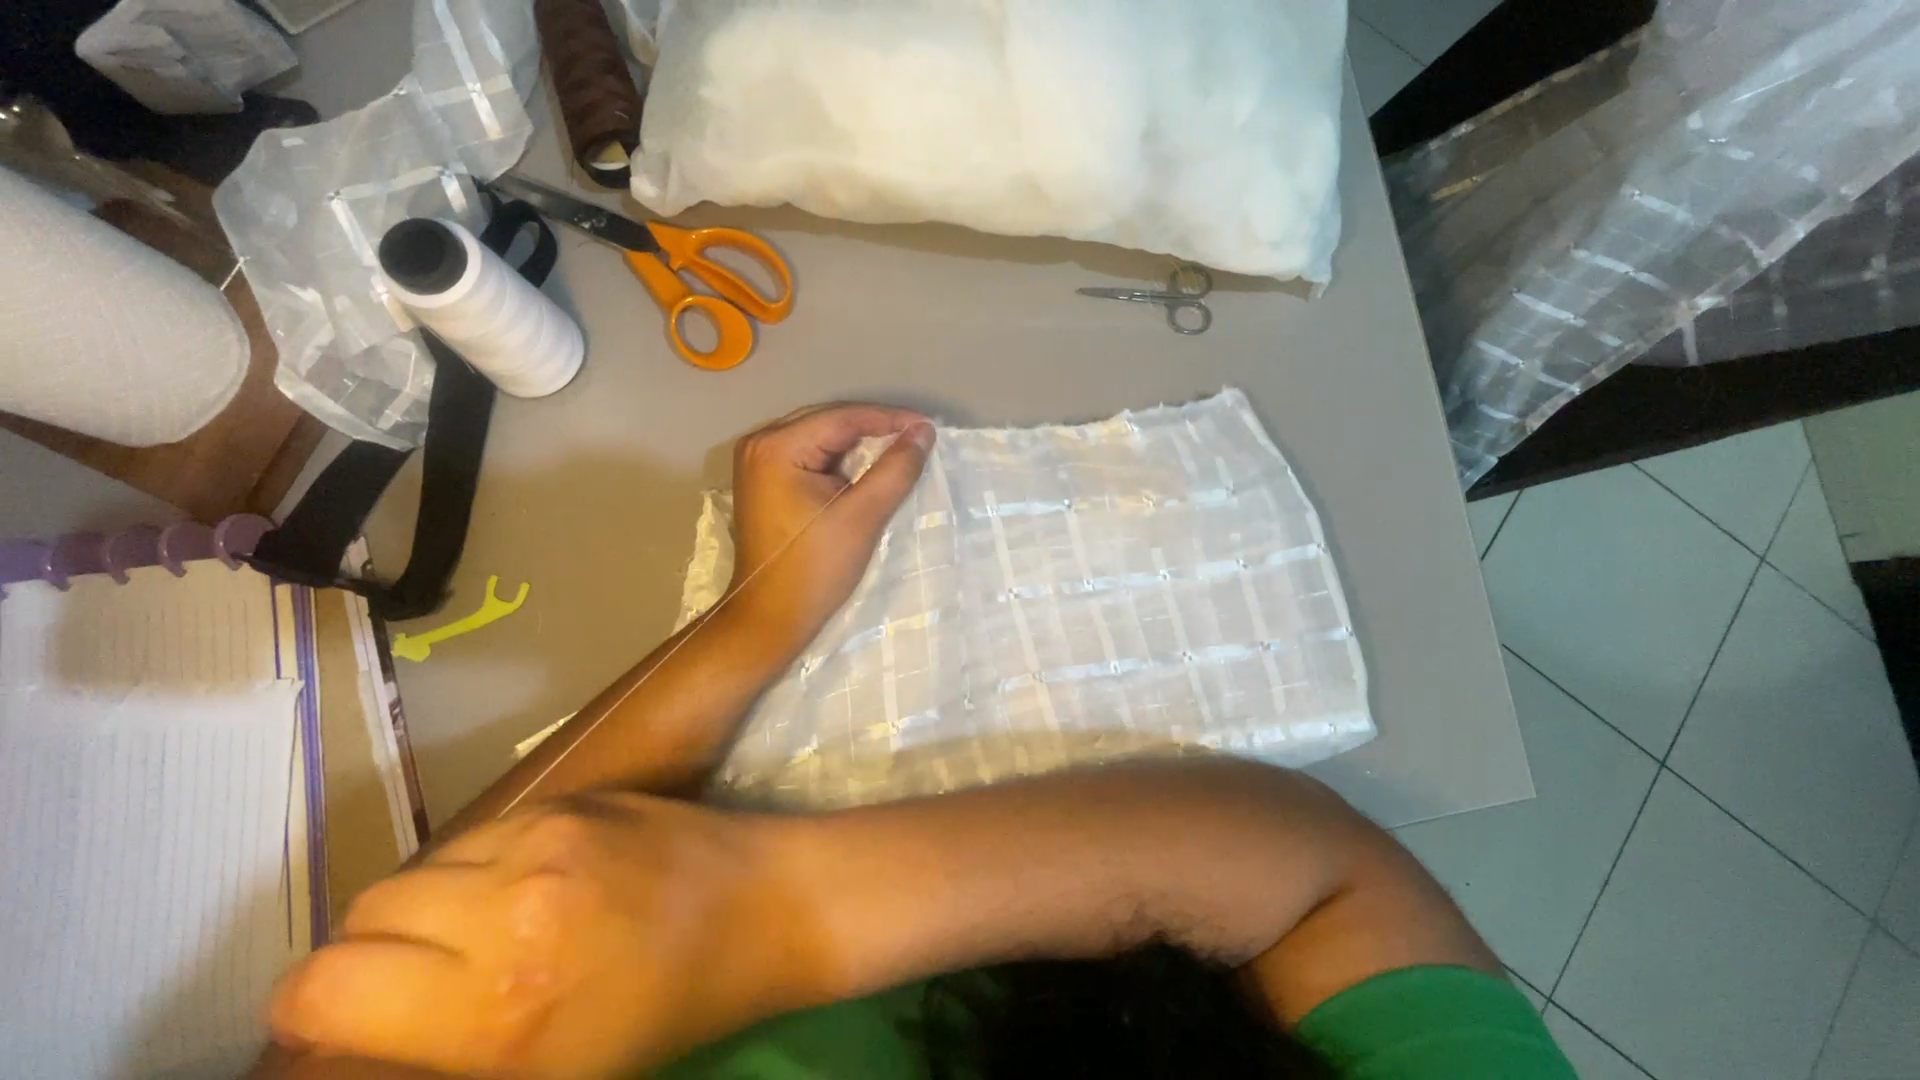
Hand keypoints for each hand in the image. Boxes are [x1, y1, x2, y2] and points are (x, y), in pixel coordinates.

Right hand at [266, 796, 817, 1079]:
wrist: (759, 906)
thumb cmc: (664, 1010)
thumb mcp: (549, 1075)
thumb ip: (440, 1062)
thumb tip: (344, 1051)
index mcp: (496, 1014)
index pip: (322, 988)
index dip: (317, 1013)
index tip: (351, 1026)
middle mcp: (506, 914)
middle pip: (358, 918)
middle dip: (369, 957)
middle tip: (420, 979)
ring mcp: (540, 841)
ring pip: (414, 868)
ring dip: (423, 906)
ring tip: (477, 930)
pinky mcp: (569, 799)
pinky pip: (475, 833)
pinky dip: (475, 864)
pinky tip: (522, 884)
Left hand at [726, 403, 933, 649]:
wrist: (771, 617)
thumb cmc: (815, 568)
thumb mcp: (863, 516)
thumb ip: (895, 469)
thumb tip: (923, 431)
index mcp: (776, 447)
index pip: (842, 418)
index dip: (889, 419)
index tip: (929, 428)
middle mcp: (760, 443)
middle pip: (828, 422)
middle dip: (875, 428)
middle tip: (919, 437)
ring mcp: (757, 462)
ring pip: (820, 438)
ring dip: (859, 444)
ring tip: (900, 450)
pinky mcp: (764, 480)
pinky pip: (809, 456)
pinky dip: (840, 460)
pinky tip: (868, 468)